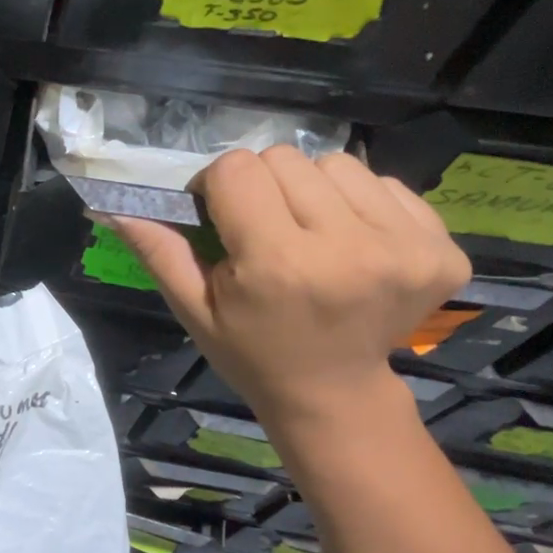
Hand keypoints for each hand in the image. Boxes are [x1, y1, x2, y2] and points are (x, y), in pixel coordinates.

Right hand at [101, 147, 469, 429]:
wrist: (334, 392)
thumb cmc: (250, 351)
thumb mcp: (193, 307)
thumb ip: (158, 250)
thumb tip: (110, 204)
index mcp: (277, 264)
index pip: (236, 170)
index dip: (216, 189)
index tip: (220, 221)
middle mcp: (347, 247)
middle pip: (285, 159)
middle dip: (263, 187)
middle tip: (263, 231)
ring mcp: (403, 247)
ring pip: (337, 163)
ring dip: (312, 190)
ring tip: (308, 235)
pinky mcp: (442, 248)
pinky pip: (386, 183)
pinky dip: (359, 203)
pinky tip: (350, 245)